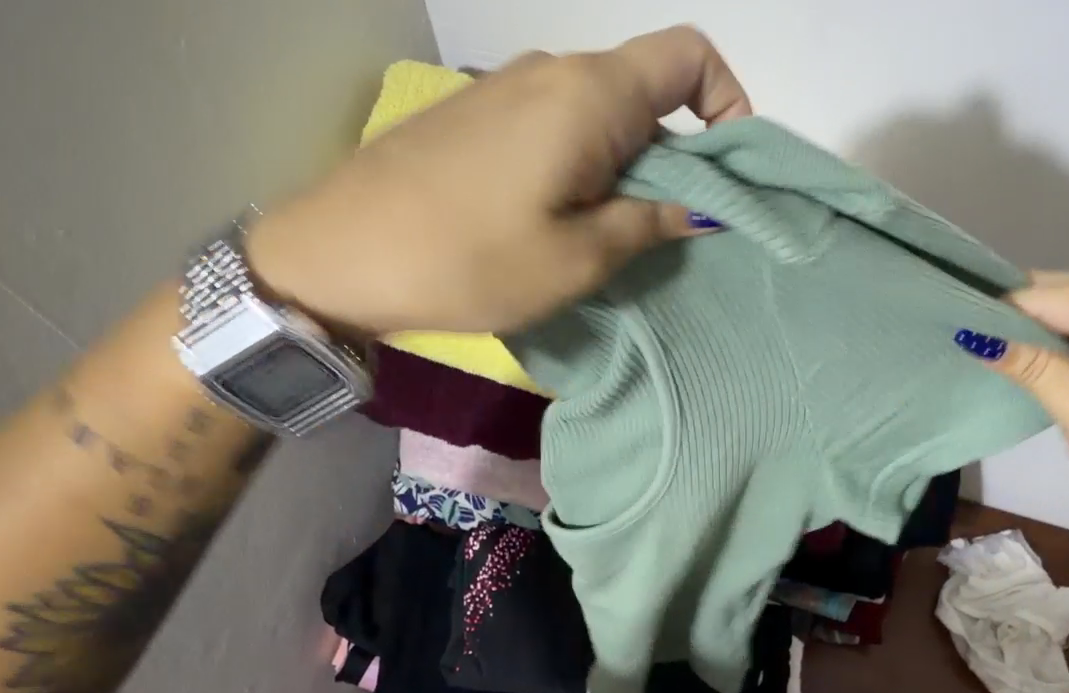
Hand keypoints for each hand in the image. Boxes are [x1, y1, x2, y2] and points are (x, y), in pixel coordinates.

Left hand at [246, 26, 749, 335]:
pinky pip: (557, 127)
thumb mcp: (578, 259)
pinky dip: (585, 167)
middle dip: (678, 155)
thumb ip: (648, 224)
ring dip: (628, 168)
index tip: (727, 172)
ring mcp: (507, 89)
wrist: (340, 253)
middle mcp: (552, 72)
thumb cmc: (471, 258)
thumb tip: (697, 206)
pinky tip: (563, 224)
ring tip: (613, 238)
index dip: (728, 103)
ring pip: (601, 115)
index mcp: (589, 94)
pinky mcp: (478, 117)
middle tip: (672, 230)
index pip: (688, 57)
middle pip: (647, 91)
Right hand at [976, 272, 1068, 515]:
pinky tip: (1014, 352)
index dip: (1004, 310)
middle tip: (960, 338)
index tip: (954, 325)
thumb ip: (1033, 368)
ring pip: (1061, 306)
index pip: (1057, 296)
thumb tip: (974, 337)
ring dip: (1024, 328)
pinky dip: (1042, 338)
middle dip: (1013, 316)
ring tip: (978, 345)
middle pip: (1059, 293)